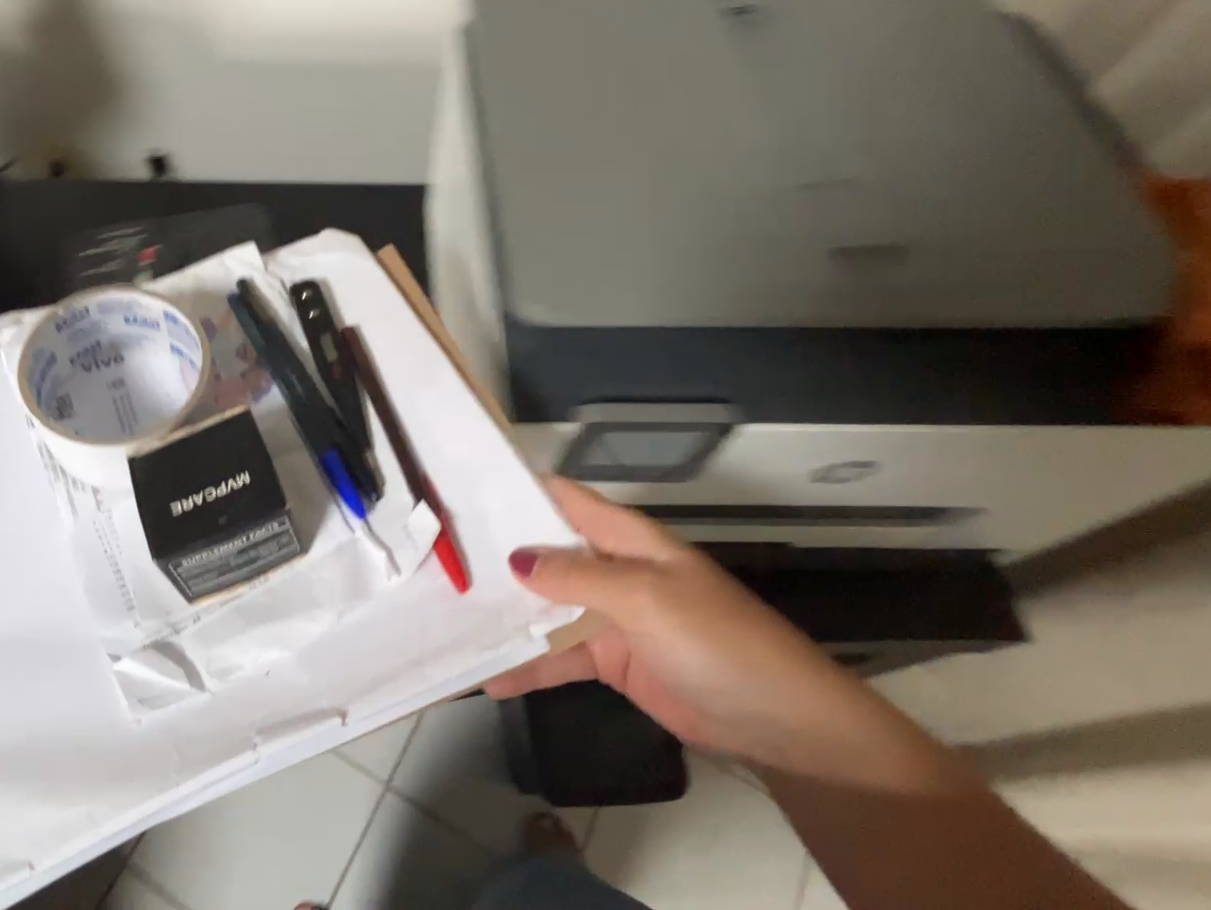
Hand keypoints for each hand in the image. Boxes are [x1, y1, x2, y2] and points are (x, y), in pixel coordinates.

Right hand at [485, 479, 930, 778]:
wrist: (777, 720)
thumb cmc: (716, 640)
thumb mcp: (645, 598)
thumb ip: (578, 576)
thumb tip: (514, 559)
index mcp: (624, 537)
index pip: (562, 499)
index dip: (515, 491)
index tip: (462, 493)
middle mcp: (610, 568)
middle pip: (544, 552)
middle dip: (495, 557)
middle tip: (434, 564)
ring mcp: (609, 615)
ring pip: (544, 606)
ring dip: (504, 614)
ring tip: (447, 620)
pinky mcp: (610, 659)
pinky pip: (558, 655)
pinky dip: (527, 665)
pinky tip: (487, 677)